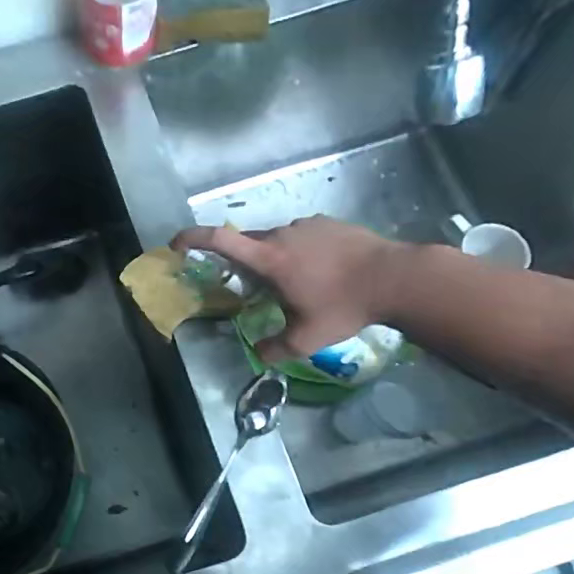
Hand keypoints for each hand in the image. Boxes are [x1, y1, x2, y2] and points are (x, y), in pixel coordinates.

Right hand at [171, 218, 424, 362]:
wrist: (397, 278)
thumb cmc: (345, 307)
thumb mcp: (306, 339)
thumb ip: (275, 348)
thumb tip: (258, 351)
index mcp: (270, 259)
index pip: (221, 241)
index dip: (193, 239)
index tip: (176, 244)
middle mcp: (283, 234)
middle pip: (247, 242)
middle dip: (241, 264)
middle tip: (252, 290)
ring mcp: (308, 225)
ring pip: (276, 240)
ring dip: (273, 260)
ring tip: (294, 286)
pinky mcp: (329, 223)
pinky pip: (300, 236)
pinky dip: (298, 253)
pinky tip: (318, 273)